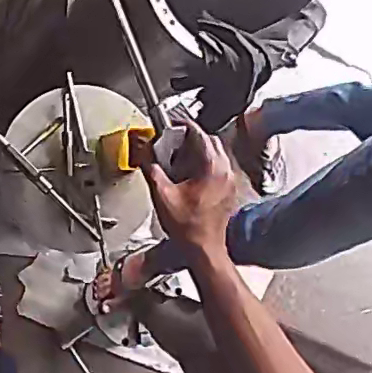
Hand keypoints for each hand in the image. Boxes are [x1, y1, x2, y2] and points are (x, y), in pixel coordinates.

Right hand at [142, 118, 237, 252]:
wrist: (203, 249)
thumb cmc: (189, 228)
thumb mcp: (162, 194)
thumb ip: (151, 168)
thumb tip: (142, 152)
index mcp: (212, 168)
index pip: (199, 134)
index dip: (182, 125)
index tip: (171, 123)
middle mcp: (225, 172)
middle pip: (209, 140)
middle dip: (189, 137)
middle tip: (171, 140)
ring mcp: (229, 181)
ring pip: (214, 153)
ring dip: (196, 150)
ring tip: (177, 157)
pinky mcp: (227, 190)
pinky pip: (217, 166)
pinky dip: (202, 163)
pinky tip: (187, 174)